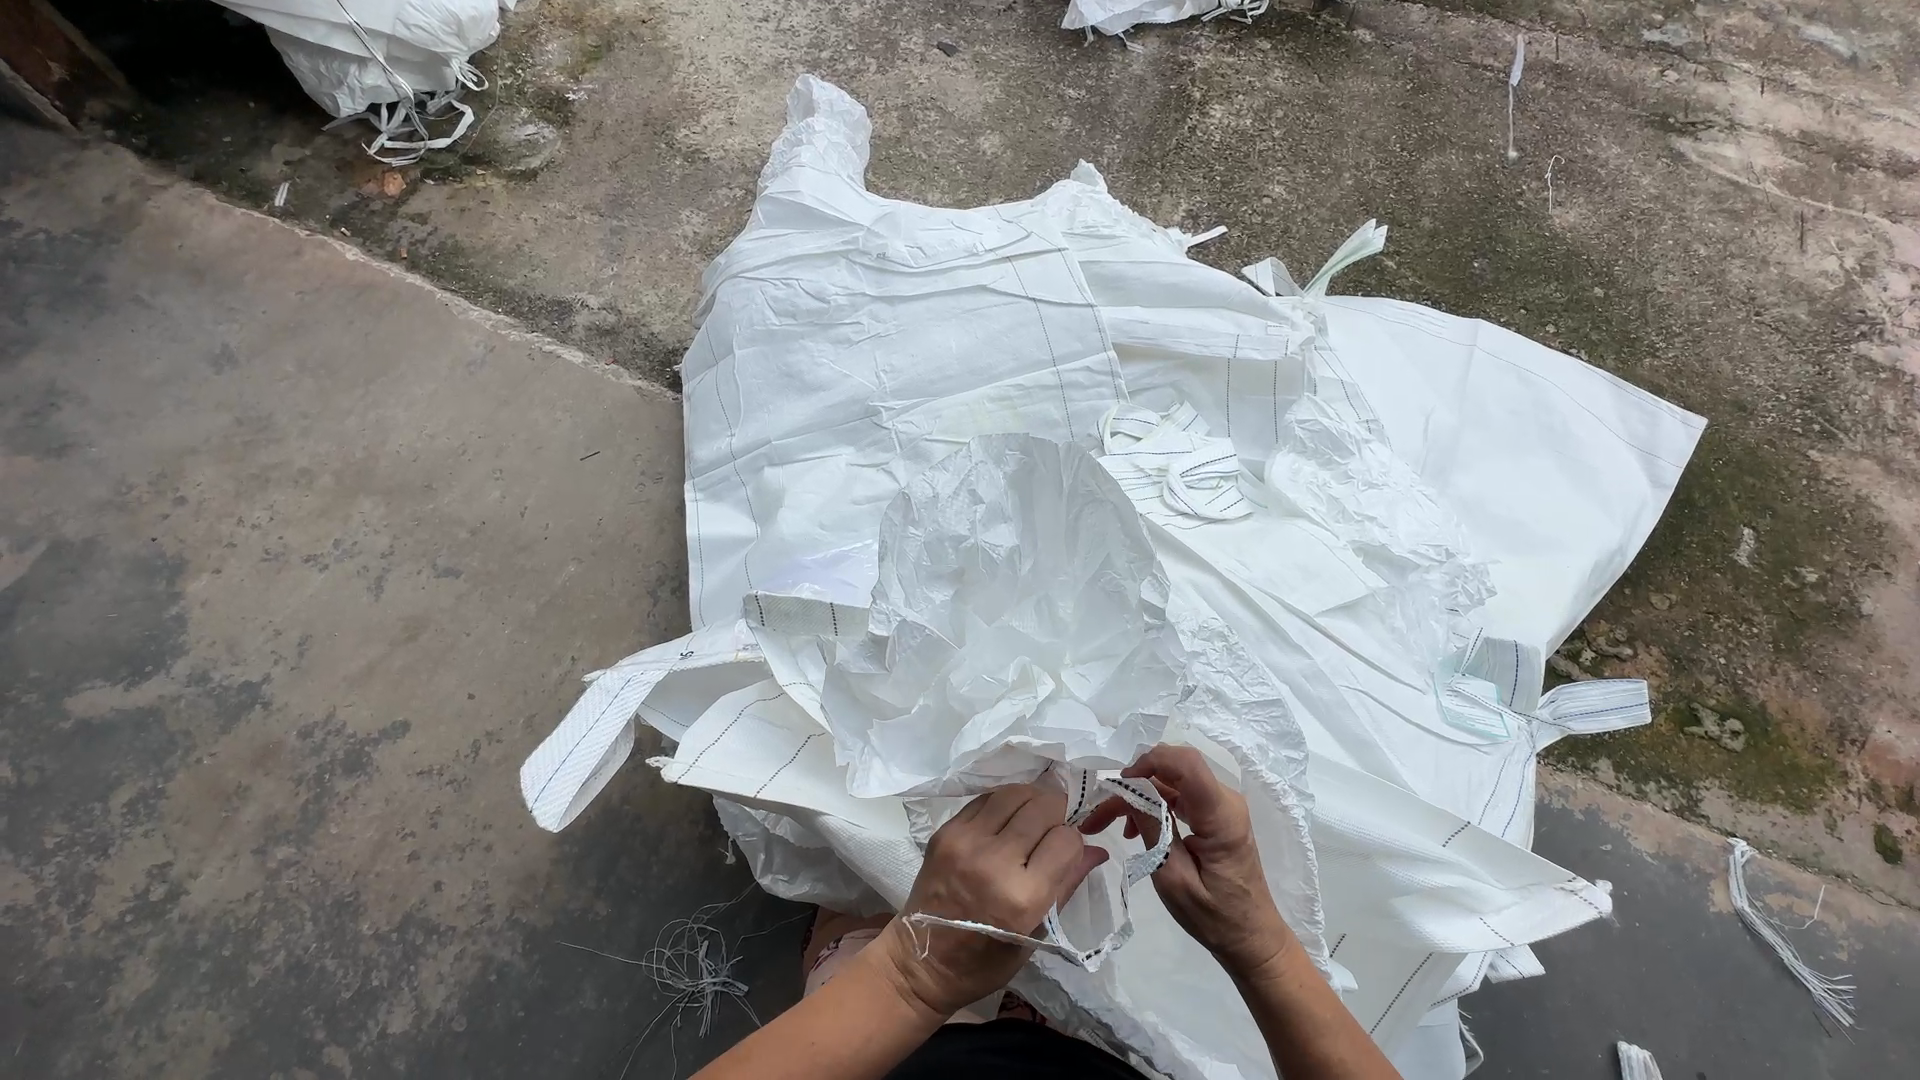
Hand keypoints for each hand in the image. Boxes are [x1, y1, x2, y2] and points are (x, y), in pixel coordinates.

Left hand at [869, 784, 1107, 1017]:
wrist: (920, 960)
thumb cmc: (984, 962)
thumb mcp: (1036, 936)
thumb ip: (1066, 887)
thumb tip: (1098, 849)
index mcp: (1021, 898)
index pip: (1066, 841)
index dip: (1075, 841)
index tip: (1071, 850)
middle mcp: (993, 862)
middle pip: (1042, 807)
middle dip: (1058, 812)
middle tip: (1057, 824)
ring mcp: (965, 841)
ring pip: (1014, 793)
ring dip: (1032, 799)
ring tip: (1035, 815)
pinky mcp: (945, 831)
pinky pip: (986, 799)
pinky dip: (1004, 802)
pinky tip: (1008, 818)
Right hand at [1079, 744, 1294, 977]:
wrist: (1251, 937)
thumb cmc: (1215, 917)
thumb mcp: (1174, 878)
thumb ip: (1153, 829)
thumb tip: (1129, 792)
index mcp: (1221, 816)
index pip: (1186, 764)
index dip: (1149, 762)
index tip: (1119, 786)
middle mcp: (1225, 800)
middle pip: (1174, 768)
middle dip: (1134, 782)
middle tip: (1102, 812)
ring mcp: (1221, 805)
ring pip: (1172, 779)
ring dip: (1139, 794)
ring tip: (1111, 823)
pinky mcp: (1215, 814)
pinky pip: (1179, 793)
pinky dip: (1153, 802)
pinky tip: (1136, 828)